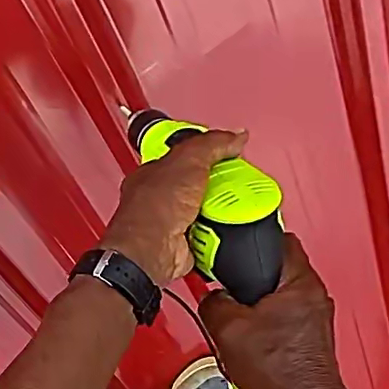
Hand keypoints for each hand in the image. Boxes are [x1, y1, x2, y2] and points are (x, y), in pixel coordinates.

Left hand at [99, 128, 246, 284]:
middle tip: (228, 185)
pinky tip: (218, 229)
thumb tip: (235, 137)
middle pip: (199, 185)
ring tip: (224, 208)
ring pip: (207, 211)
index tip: (226, 152)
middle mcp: (160, 200)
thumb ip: (212, 144)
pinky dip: (219, 234)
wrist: (152, 252)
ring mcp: (172, 224)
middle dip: (217, 185)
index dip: (205, 152)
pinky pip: (210, 236)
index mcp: (154, 174)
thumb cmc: (152, 209)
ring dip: (220, 211)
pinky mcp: (185, 245)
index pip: (183, 156)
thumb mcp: (188, 161)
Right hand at [199, 233, 347, 388]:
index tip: (237, 244)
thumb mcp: (228, 330)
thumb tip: (212, 297)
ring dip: (258, 306)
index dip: (253, 239)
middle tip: (231, 289)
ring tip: (240, 323)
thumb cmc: (281, 373)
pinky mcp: (310, 338)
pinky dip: (267, 326)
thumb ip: (214, 303)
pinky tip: (251, 343)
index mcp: (301, 283)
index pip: (281, 238)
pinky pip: (284, 319)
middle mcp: (315, 296)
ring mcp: (316, 318)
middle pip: (278, 270)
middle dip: (251, 279)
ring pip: (280, 296)